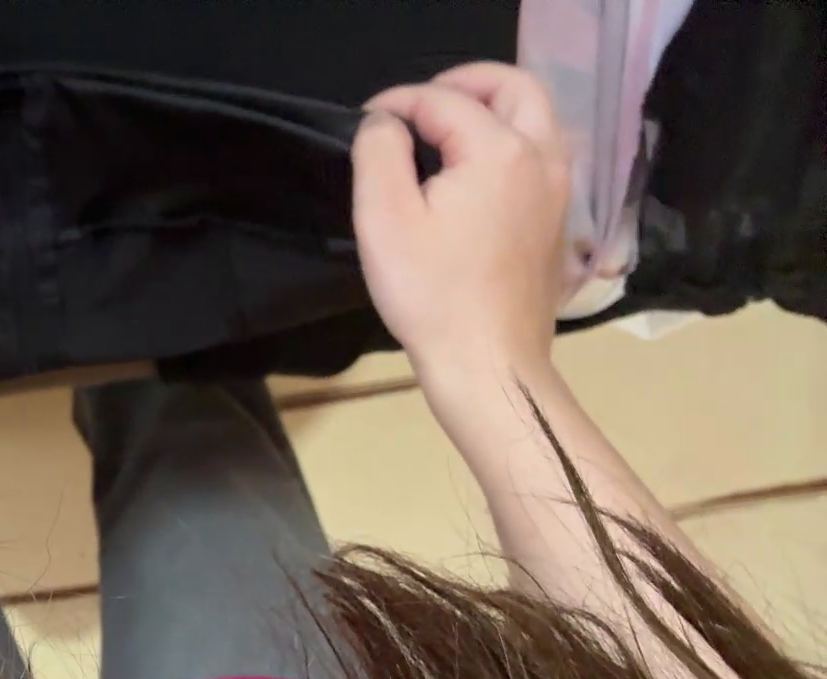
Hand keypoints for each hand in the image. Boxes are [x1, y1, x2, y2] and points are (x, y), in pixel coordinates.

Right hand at [351, 63, 571, 389]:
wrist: (485, 353)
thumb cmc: (427, 290)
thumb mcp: (384, 221)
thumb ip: (378, 158)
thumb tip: (379, 123)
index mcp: (497, 149)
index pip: (444, 102)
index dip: (399, 101)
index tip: (362, 117)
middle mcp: (540, 154)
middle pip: (513, 88)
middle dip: (463, 84)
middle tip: (417, 102)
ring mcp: (557, 185)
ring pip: (535, 117)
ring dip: (490, 107)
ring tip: (444, 128)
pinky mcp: (556, 216)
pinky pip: (538, 153)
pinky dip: (506, 139)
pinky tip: (473, 171)